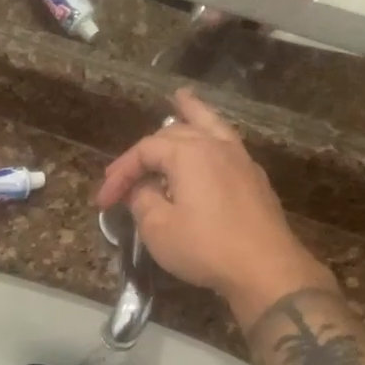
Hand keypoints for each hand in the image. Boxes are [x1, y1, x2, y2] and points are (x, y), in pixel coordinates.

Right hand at [94, 88, 333, 325]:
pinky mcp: (251, 177)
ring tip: (180, 99)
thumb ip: (143, 201)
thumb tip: (141, 189)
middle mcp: (216, 146)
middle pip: (174, 132)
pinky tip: (206, 140)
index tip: (102, 203)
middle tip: (122, 175)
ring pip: (209, 125)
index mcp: (189, 154)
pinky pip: (225, 143)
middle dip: (143, 152)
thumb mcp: (158, 228)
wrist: (262, 266)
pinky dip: (209, 133)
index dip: (119, 174)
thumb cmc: (203, 246)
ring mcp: (239, 159)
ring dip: (190, 114)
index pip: (144, 151)